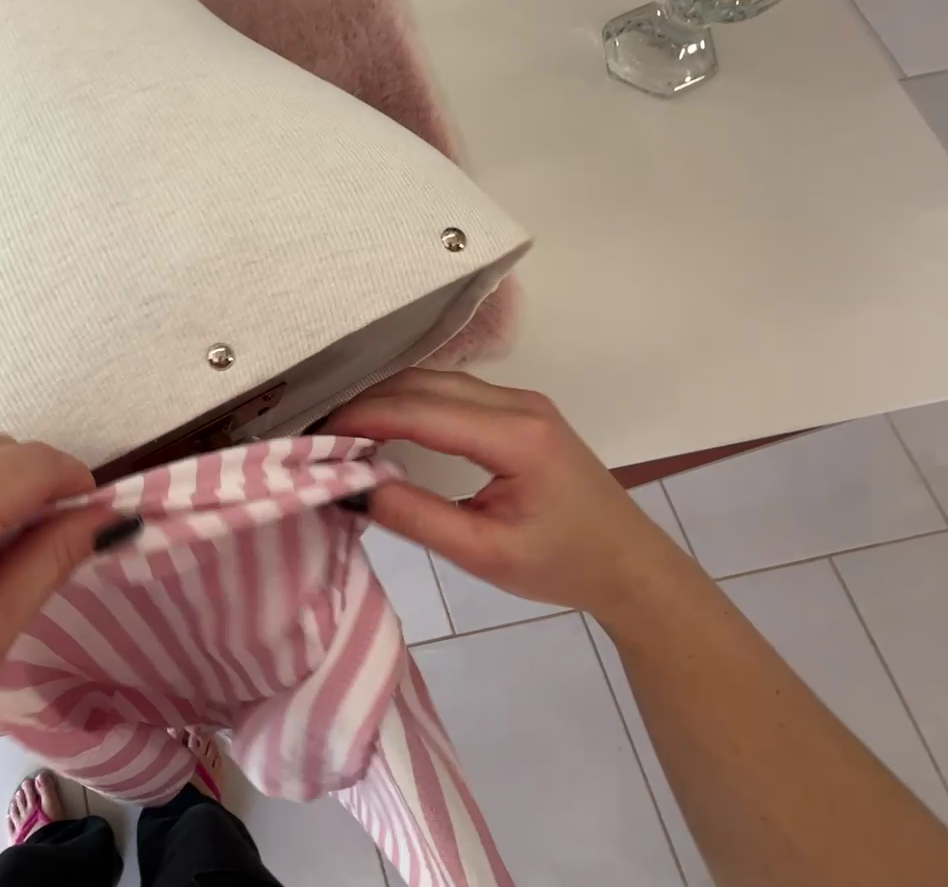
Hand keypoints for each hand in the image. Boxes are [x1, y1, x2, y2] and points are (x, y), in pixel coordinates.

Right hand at [324, 369, 697, 619]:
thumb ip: (414, 516)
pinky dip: (407, 402)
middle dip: (364, 404)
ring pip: (432, 380)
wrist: (631, 566)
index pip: (419, 411)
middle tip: (319, 434)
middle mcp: (517, 403)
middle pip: (422, 385)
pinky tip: (382, 423)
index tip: (316, 437)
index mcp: (515, 437)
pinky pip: (448, 390)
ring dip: (383, 399)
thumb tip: (350, 485)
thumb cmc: (562, 565)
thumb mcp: (482, 553)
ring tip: (342, 430)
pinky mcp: (516, 409)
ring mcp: (519, 401)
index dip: (361, 418)